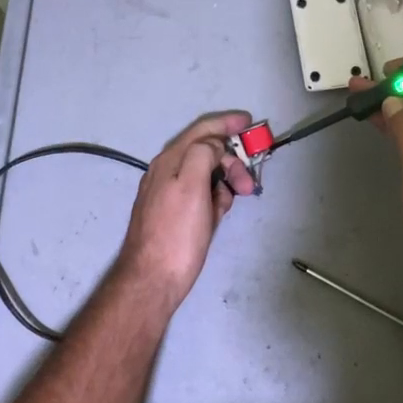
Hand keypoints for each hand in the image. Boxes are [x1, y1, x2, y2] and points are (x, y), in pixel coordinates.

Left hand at [116, 111, 256, 312]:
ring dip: (224, 181)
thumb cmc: (177, 233)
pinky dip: (213, 197)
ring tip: (234, 201)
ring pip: (204, 174)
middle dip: (231, 160)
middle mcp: (165, 172)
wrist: (152, 281)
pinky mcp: (172, 214)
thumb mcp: (192, 186)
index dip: (226, 123)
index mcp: (170, 161)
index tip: (249, 122)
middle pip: (205, 152)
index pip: (201, 130)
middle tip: (250, 183)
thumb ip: (202, 154)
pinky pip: (199, 194)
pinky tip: (219, 213)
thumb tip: (213, 146)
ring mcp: (167, 193)